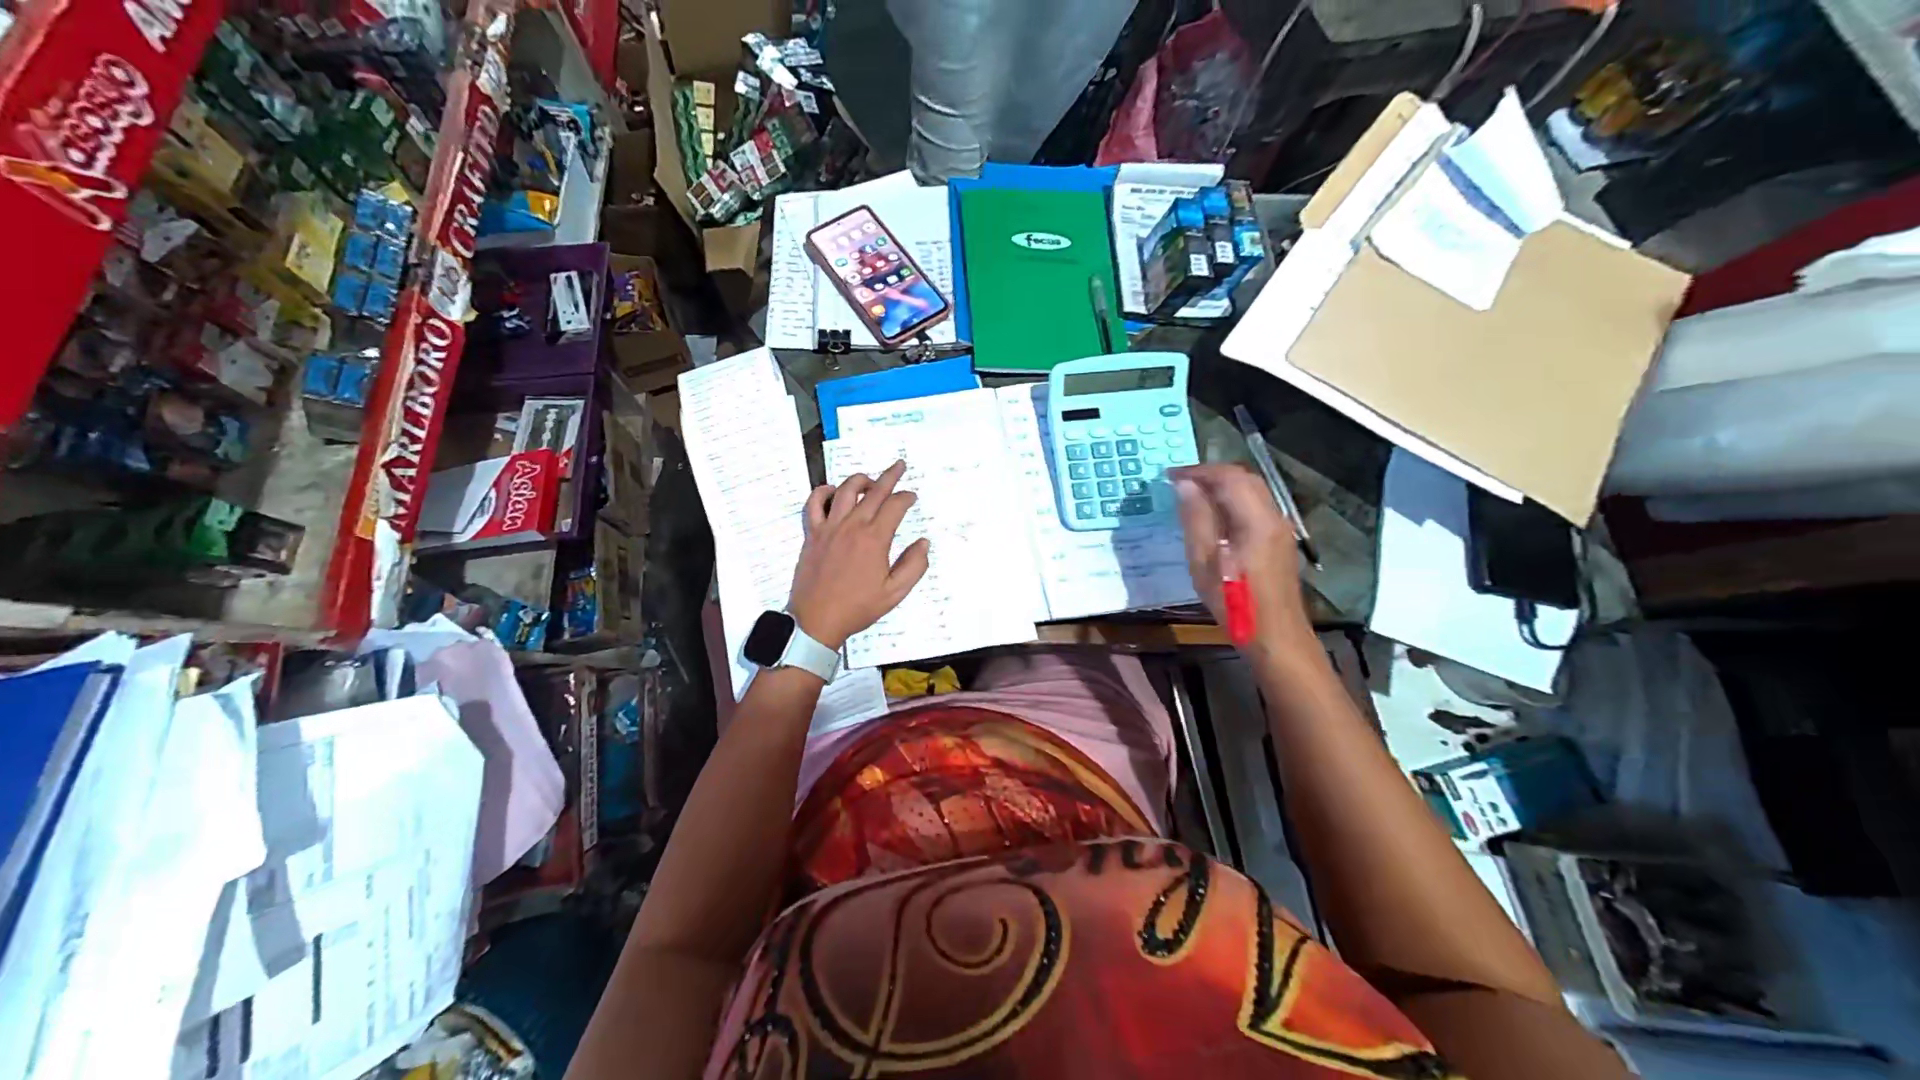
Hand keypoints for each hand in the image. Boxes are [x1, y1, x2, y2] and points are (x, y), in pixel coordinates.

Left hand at [788, 460, 929, 649]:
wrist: (817, 619)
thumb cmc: (857, 608)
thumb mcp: (894, 592)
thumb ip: (914, 566)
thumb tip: (923, 543)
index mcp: (875, 539)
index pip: (895, 506)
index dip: (906, 497)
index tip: (911, 496)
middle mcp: (852, 526)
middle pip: (874, 491)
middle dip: (890, 476)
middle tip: (899, 466)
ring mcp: (830, 527)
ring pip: (845, 490)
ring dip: (861, 480)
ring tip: (870, 480)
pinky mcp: (812, 534)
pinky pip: (815, 503)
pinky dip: (824, 492)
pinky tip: (833, 492)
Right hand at [1172, 464, 1312, 660]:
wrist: (1276, 637)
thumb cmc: (1235, 602)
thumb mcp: (1205, 563)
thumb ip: (1196, 520)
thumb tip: (1185, 485)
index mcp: (1256, 519)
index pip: (1229, 477)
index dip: (1198, 471)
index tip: (1170, 476)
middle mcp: (1274, 516)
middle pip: (1244, 479)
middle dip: (1211, 475)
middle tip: (1179, 483)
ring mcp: (1280, 529)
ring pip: (1252, 491)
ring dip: (1222, 487)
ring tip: (1192, 497)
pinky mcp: (1279, 541)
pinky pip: (1255, 507)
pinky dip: (1233, 501)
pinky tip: (1214, 518)